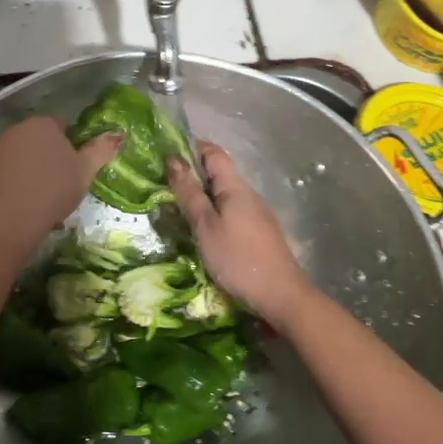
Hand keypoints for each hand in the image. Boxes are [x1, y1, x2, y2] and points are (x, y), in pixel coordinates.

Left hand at [0, 117, 119, 241]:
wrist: (12, 218)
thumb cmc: (54, 190)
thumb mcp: (85, 172)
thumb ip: (101, 150)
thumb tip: (118, 134)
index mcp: (42, 125)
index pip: (61, 126)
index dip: (71, 145)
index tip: (74, 167)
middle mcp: (14, 131)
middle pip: (36, 141)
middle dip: (46, 157)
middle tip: (58, 185)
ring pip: (16, 158)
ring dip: (25, 170)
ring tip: (37, 199)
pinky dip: (7, 185)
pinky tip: (17, 204)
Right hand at [168, 143, 316, 325]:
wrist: (280, 295)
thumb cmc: (237, 258)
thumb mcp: (205, 225)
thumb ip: (189, 193)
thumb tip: (173, 160)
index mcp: (235, 187)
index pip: (214, 152)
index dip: (190, 148)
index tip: (166, 157)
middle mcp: (248, 195)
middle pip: (218, 174)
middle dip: (191, 175)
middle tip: (162, 187)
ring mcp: (256, 215)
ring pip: (223, 196)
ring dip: (200, 197)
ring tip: (175, 210)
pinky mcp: (257, 233)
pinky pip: (230, 213)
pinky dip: (211, 214)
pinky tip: (199, 231)